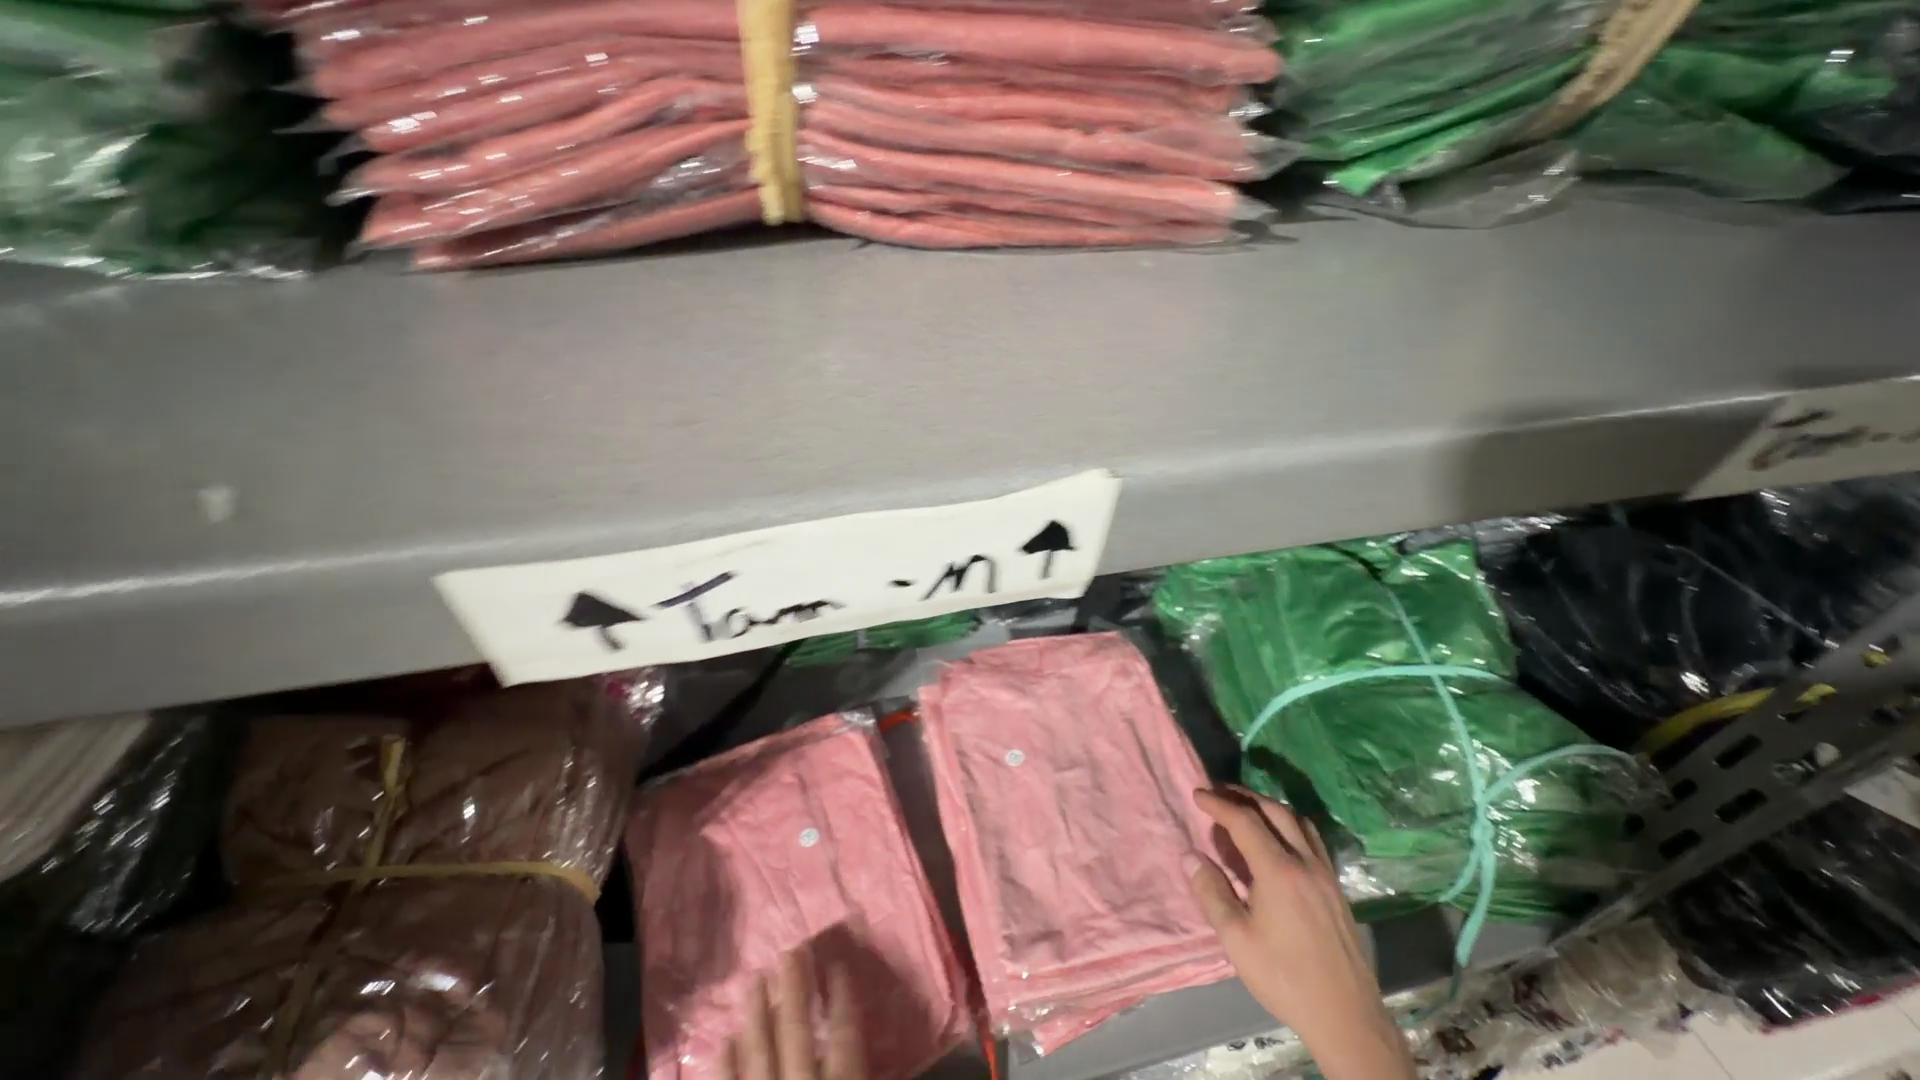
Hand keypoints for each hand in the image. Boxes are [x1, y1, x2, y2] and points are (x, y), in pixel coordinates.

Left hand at [727, 948, 864, 1079]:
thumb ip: (869, 1067)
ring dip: (757, 1012)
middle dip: (793, 989)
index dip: (842, 996)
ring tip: (756, 975)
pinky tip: (727, 1038)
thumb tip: (885, 1043)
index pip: (844, 1033)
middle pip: (796, 1031)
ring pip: (760, 1051)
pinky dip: (728, 1061)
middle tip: (790, 950)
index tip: (838, 962)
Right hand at [1187, 787, 1414, 1079]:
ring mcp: (1326, 874)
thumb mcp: (1236, 940)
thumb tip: (1190, 857)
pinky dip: (1290, 826)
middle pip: (1275, 811)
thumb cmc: (1284, 977)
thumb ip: (1212, 894)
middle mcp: (1305, 862)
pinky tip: (1279, 841)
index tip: (1197, 794)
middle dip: (1244, 797)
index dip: (1219, 805)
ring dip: (1270, 807)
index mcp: (1278, 871)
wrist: (1344, 1013)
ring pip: (1298, 822)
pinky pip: (1312, 840)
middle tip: (1219, 793)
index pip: (1244, 822)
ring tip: (1246, 810)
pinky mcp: (1336, 888)